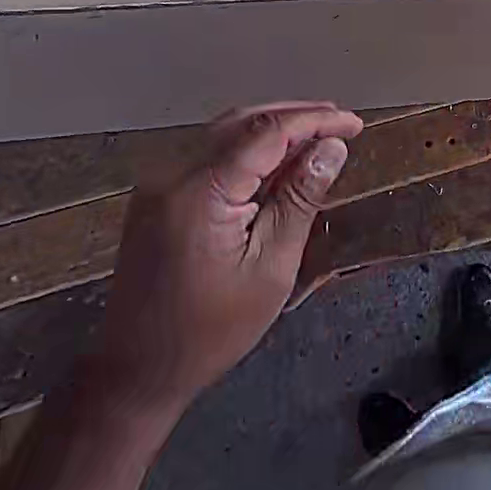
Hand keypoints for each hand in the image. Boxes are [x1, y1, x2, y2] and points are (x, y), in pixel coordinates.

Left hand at [92, 101, 362, 410]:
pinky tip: (279, 159)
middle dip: (297, 116)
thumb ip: (301, 199)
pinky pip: (211, 152)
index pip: (267, 132)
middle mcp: (172, 174)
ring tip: (319, 135)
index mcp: (200, 193)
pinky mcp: (158, 194)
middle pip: (244, 121)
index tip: (355, 124)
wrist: (136, 373)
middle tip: (342, 123)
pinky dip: (250, 147)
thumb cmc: (211, 330)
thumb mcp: (271, 267)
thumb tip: (332, 147)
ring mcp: (160, 182)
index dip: (316, 121)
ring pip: (226, 131)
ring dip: (275, 128)